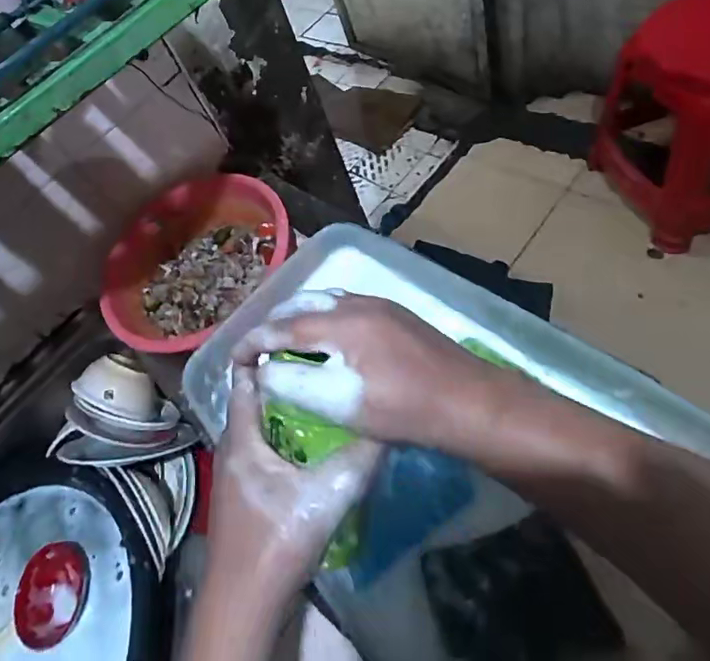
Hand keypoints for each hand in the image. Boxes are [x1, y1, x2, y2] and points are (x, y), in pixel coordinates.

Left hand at [201, 366, 383, 604]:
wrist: (245, 599)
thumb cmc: (275, 540)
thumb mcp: (323, 498)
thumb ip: (354, 462)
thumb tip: (382, 427)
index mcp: (240, 436)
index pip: (245, 380)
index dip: (263, 356)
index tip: (294, 339)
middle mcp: (232, 446)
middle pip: (255, 403)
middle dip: (284, 385)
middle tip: (320, 369)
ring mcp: (236, 472)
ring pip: (261, 429)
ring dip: (286, 415)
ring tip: (323, 403)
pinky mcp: (246, 494)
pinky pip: (265, 453)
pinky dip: (286, 442)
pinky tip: (314, 450)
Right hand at [232, 291, 528, 458]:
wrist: (475, 405)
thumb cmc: (405, 409)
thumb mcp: (341, 403)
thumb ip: (293, 383)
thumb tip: (263, 369)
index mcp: (340, 321)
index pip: (282, 326)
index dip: (253, 340)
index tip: (234, 357)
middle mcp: (355, 302)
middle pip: (299, 304)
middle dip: (273, 324)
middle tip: (257, 349)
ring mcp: (378, 304)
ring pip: (322, 301)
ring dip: (297, 318)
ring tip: (286, 341)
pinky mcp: (395, 314)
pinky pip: (344, 306)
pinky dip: (322, 318)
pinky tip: (327, 339)